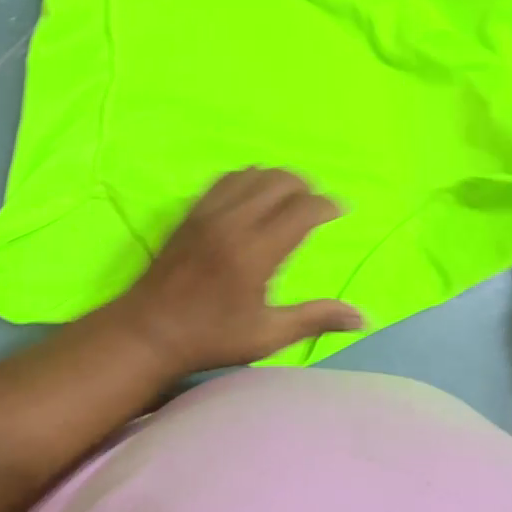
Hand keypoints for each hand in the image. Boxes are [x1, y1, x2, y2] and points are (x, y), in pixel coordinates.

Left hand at [102, 168, 363, 375]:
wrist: (148, 331)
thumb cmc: (211, 338)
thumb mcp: (267, 336)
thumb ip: (315, 319)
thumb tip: (363, 318)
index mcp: (256, 252)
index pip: (302, 209)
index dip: (327, 205)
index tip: (340, 211)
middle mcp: (234, 223)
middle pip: (280, 181)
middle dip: (306, 186)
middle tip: (316, 204)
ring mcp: (208, 213)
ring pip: (252, 174)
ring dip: (277, 179)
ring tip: (290, 196)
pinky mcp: (191, 212)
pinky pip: (225, 179)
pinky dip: (248, 178)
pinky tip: (254, 194)